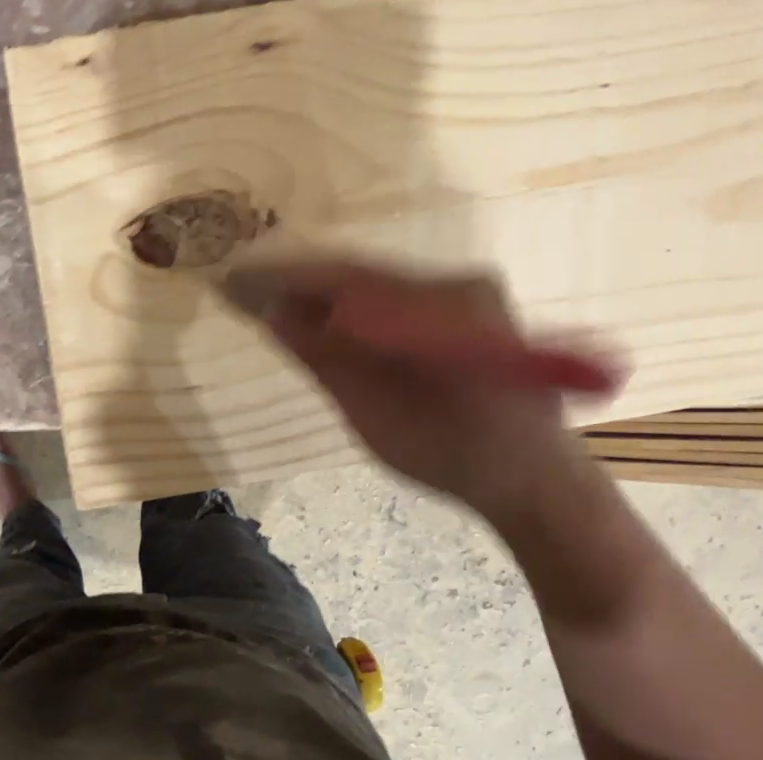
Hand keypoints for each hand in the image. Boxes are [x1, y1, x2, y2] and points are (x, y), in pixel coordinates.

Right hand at [222, 260, 622, 518]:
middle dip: (297, 284)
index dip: (285, 278)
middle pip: (361, 278)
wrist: (530, 479)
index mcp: (442, 305)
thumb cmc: (451, 455)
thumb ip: (324, 357)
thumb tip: (270, 312)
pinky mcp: (462, 314)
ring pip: (375, 289)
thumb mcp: (374, 412)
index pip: (347, 279)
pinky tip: (316, 321)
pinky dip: (349, 313)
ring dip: (320, 298)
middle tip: (238, 289)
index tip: (232, 278)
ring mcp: (465, 296)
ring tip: (264, 303)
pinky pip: (392, 304)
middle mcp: (458, 283)